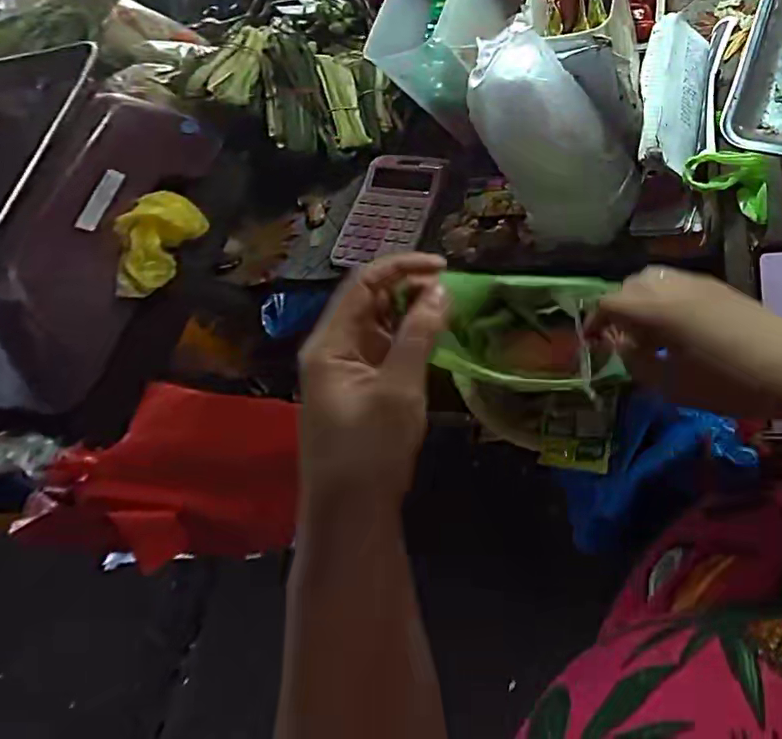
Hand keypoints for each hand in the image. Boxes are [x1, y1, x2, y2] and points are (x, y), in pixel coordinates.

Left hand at [297, 253, 448, 510]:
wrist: (350, 515)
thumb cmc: (369, 450)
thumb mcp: (399, 389)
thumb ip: (419, 335)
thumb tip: (441, 290)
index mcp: (329, 343)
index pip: (363, 284)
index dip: (402, 267)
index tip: (444, 267)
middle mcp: (333, 347)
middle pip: (369, 299)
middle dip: (409, 286)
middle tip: (451, 290)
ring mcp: (346, 367)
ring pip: (379, 321)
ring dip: (411, 309)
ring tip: (448, 308)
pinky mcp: (361, 385)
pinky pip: (385, 345)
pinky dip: (409, 335)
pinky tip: (434, 336)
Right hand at [596, 267, 781, 416]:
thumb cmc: (732, 383)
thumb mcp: (675, 386)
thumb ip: (640, 363)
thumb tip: (626, 347)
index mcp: (655, 308)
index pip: (609, 303)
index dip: (593, 321)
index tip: (590, 342)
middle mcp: (672, 285)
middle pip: (631, 285)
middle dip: (618, 309)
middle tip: (622, 343)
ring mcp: (699, 283)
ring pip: (655, 281)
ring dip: (642, 302)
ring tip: (651, 337)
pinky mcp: (720, 287)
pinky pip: (678, 285)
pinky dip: (665, 300)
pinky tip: (679, 330)